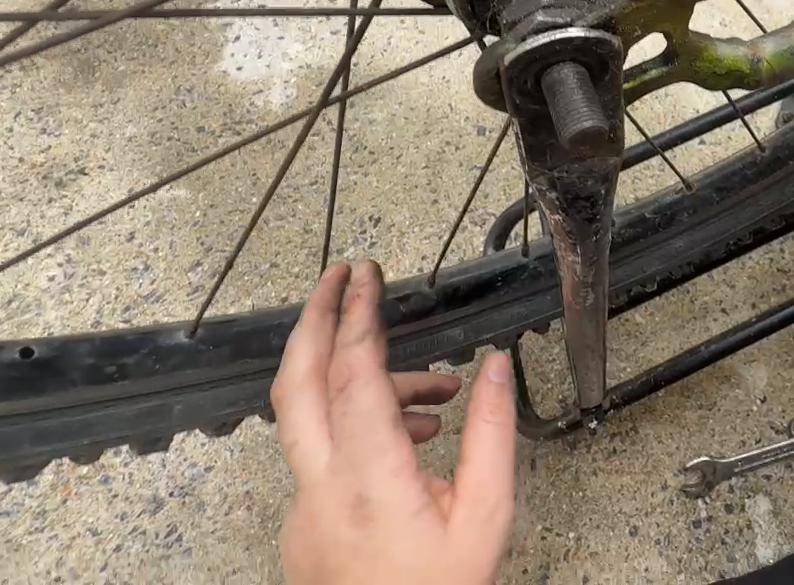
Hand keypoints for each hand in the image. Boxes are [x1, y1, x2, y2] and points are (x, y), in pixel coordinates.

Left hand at [273, 260, 516, 584]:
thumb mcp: (488, 511)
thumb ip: (493, 429)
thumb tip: (497, 362)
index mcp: (369, 482)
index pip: (354, 380)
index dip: (358, 319)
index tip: (367, 275)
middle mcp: (321, 489)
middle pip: (296, 387)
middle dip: (315, 320)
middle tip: (341, 274)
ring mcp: (304, 507)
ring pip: (315, 416)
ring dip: (367, 379)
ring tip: (443, 385)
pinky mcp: (306, 519)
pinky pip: (327, 446)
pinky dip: (367, 419)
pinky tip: (421, 431)